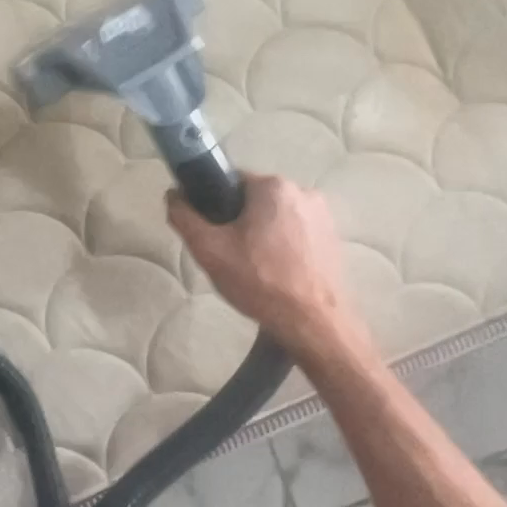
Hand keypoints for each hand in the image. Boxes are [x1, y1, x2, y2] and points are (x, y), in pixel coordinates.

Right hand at [166, 173, 372, 368]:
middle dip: (237, 222)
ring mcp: (323, 215)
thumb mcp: (209, 250)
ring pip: (274, 216)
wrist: (314, 324)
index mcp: (273, 186)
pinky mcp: (333, 237)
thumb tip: (173, 195)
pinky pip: (294, 231)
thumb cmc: (259, 282)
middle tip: (227, 254)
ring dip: (259, 233)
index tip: (209, 232)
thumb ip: (184, 217)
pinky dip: (281, 245)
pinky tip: (275, 272)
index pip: (229, 182)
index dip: (212, 205)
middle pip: (253, 200)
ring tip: (251, 267)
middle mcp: (303, 191)